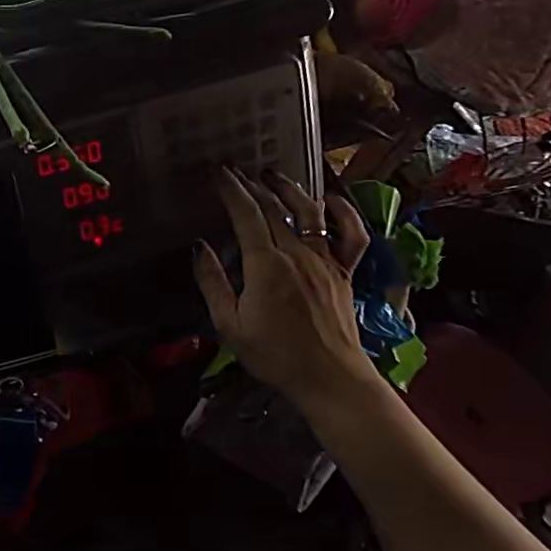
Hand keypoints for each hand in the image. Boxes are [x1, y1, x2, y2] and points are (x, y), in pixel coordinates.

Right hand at [193, 167, 373, 398]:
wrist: (330, 379)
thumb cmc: (274, 355)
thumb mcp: (229, 325)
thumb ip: (213, 283)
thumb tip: (199, 247)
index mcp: (266, 265)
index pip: (245, 215)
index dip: (230, 189)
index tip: (215, 173)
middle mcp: (297, 254)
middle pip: (273, 208)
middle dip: (250, 185)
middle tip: (233, 171)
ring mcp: (325, 261)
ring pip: (309, 213)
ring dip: (289, 189)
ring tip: (271, 175)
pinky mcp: (344, 272)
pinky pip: (351, 236)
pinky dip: (344, 214)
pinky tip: (330, 203)